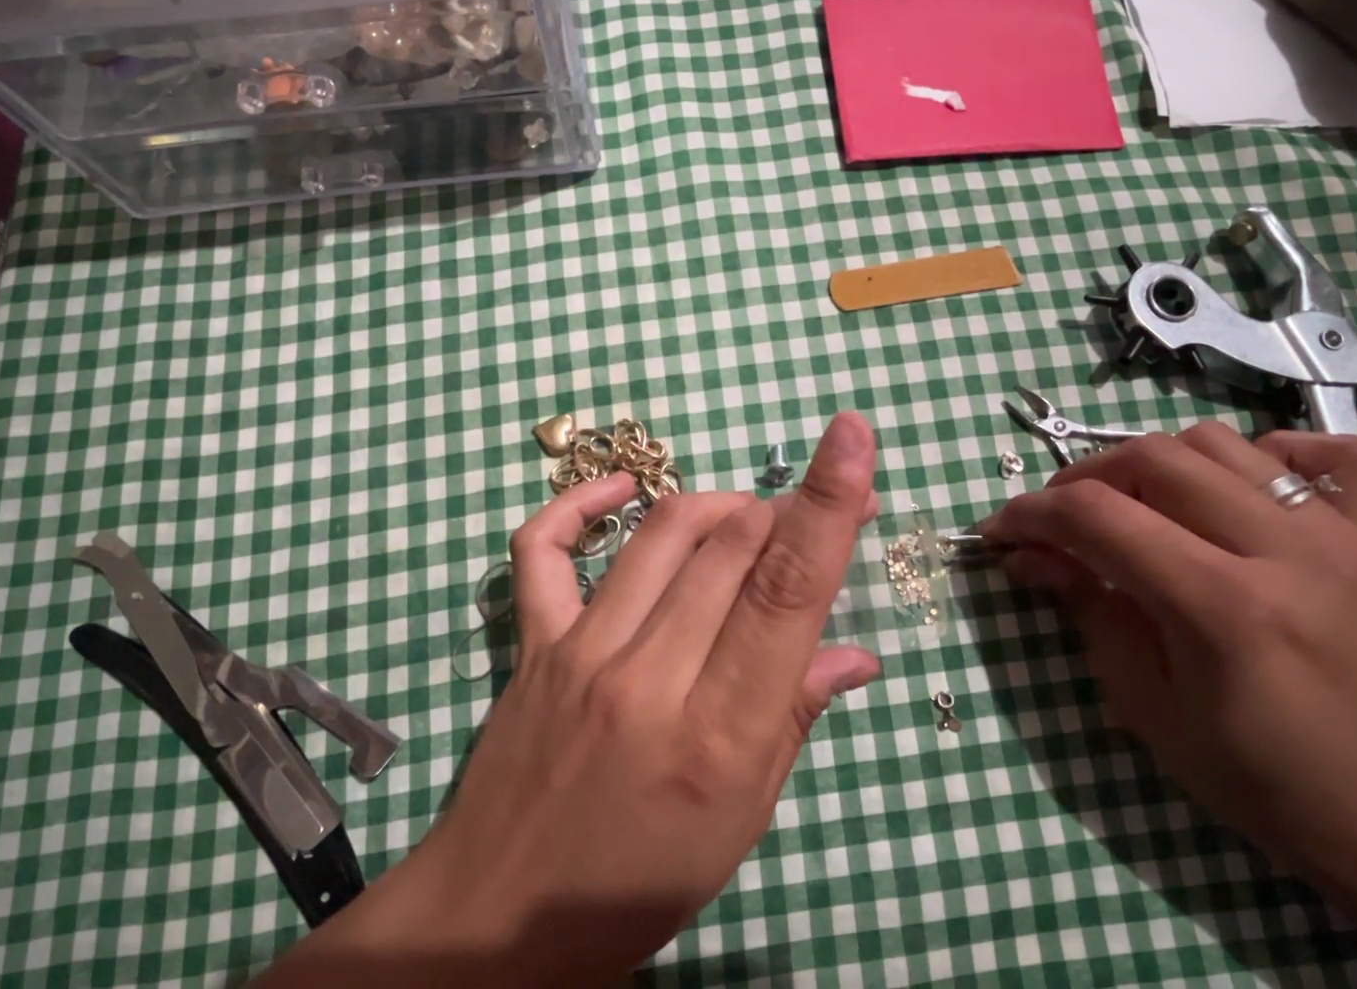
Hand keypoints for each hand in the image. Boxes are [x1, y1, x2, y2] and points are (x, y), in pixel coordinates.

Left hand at [259, 413, 882, 986]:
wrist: (501, 915)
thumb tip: (855, 653)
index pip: (785, 595)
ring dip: (718, 505)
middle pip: (729, 548)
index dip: (827, 509)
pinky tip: (621, 491)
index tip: (854, 439)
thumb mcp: (739, 821)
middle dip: (786, 507)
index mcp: (718, 733)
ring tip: (750, 515)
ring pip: (658, 535)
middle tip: (818, 503)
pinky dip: (578, 506)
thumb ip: (791, 721)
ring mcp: (579, 652)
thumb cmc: (638, 882)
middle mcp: (648, 675)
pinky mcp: (530, 644)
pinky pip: (541, 550)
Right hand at [976, 422, 1356, 987]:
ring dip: (1153, 462)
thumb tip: (1032, 557)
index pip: (1097, 516)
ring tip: (1131, 507)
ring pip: (1219, 442)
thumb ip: (1091, 614)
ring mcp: (1336, 534)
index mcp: (1220, 605)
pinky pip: (1328, 454)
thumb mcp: (1150, 710)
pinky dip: (1267, 452)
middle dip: (1080, 479)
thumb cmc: (1262, 782)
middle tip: (1054, 521)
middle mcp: (1281, 547)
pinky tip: (1237, 490)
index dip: (1030, 514)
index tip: (998, 532)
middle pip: (1151, 458)